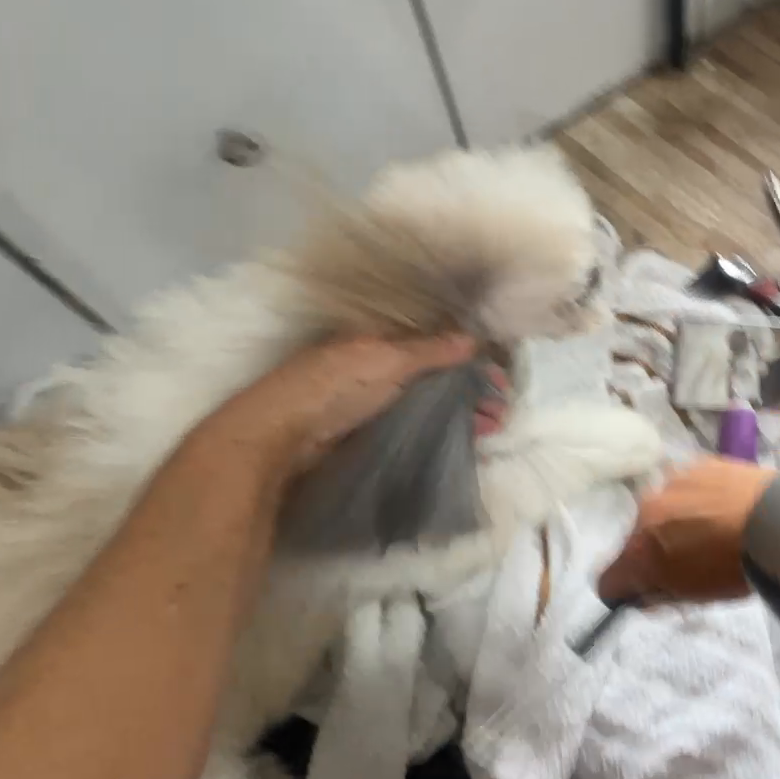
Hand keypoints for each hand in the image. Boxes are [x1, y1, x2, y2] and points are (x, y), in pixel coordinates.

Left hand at [194, 334, 503, 473]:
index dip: (468, 355)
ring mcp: (373, 399)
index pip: (434, 341)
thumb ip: (433, 350)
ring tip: (493, 428)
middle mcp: (377, 364)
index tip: (497, 376)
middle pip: (437, 372)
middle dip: (472, 387)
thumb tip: (474, 338)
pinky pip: (419, 423)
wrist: (278, 440)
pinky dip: (446, 428)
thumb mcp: (387, 360)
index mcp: (377, 338)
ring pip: (432, 400)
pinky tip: (468, 438)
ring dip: (465, 411)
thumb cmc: (333, 388)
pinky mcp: (370, 430)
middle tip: (501, 407)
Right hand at [597, 458, 778, 604]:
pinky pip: (687, 486)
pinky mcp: (698, 463)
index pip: (608, 580)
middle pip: (637, 538)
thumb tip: (644, 592)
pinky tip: (725, 505)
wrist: (777, 520)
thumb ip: (661, 593)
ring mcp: (671, 482)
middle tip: (690, 559)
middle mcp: (644, 512)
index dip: (623, 590)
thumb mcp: (695, 596)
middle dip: (654, 550)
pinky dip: (698, 497)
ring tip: (713, 528)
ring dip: (675, 519)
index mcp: (639, 552)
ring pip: (662, 508)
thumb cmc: (735, 568)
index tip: (646, 592)